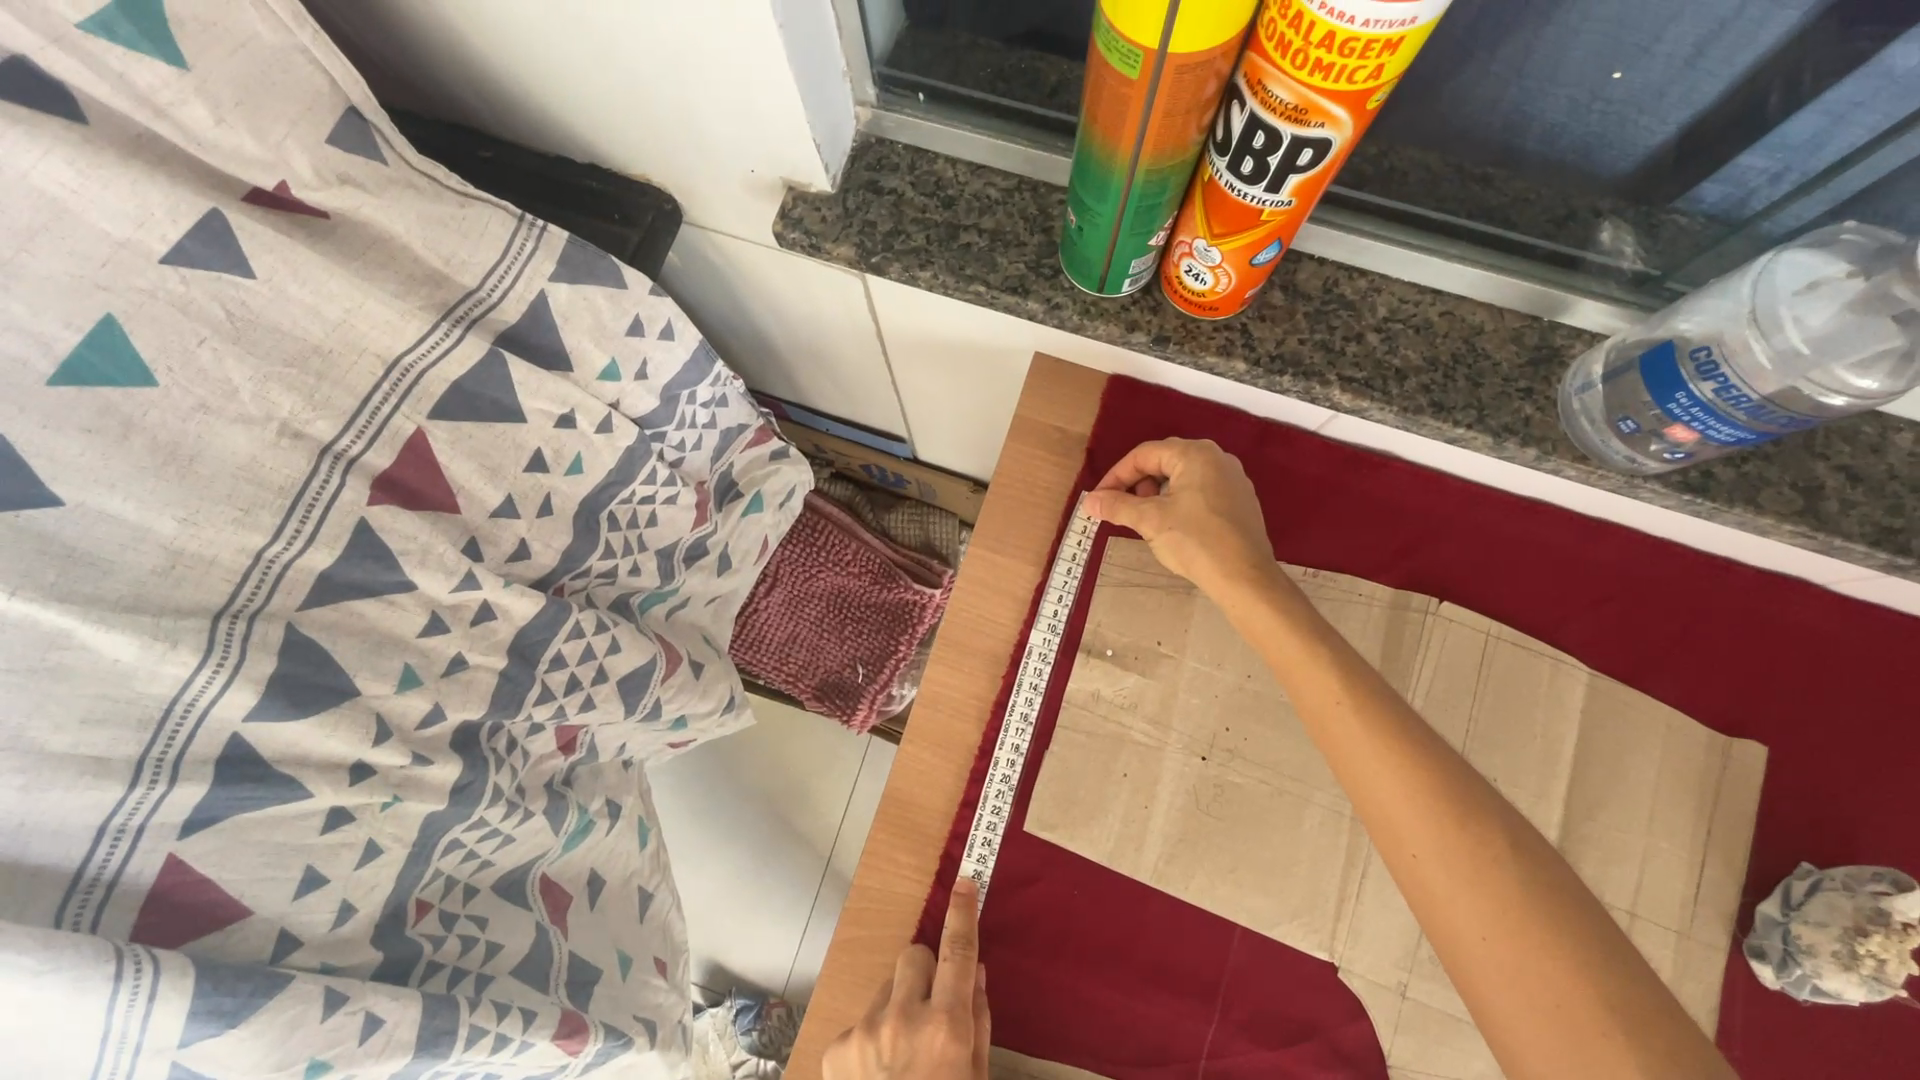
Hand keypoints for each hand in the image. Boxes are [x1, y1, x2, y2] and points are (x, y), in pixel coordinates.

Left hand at [822, 879, 990, 1079]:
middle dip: (925, 971)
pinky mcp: (835, 1046)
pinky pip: (861, 1020)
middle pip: (914, 956)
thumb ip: (975, 1019)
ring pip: (886, 988)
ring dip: (897, 1006)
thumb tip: (974, 970)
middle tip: (931, 1006)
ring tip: (901, 1054)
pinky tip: (876, 1073)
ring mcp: (864, 1030)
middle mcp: (903, 1019)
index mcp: (946, 1028)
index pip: (958, 953)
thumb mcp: (975, 1075)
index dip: (963, 914)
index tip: (964, 883)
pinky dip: (872, 1036)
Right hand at [1082, 438, 1277, 596]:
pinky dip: (1179, 501)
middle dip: (1137, 483)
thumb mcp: (1149, 521)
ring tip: (1148, 519)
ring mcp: (1233, 479)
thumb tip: (1089, 501)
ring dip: (1157, 493)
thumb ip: (1116, 506)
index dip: (1116, 476)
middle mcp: (1217, 458)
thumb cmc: (1195, 541)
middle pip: (1164, 461)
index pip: (1144, 454)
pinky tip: (1174, 526)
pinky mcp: (1240, 501)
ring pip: (1183, 477)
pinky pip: (1201, 490)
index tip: (1100, 499)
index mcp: (1195, 454)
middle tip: (1123, 508)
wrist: (1244, 577)